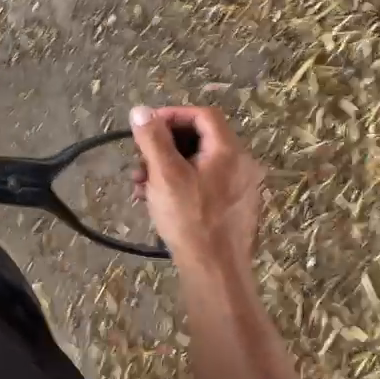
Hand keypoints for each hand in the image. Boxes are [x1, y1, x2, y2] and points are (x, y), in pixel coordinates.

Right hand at [129, 106, 263, 275]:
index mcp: (229, 152)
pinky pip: (204, 181)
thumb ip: (153, 139)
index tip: (145, 126)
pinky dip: (179, 182)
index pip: (203, 115)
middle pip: (199, 138)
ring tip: (141, 186)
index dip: (172, 115)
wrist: (216, 268)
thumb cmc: (189, 218)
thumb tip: (140, 110)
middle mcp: (241, 164)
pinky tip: (157, 200)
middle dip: (163, 146)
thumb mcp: (165, 174)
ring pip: (198, 162)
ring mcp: (240, 186)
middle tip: (138, 161)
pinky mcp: (233, 205)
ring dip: (165, 166)